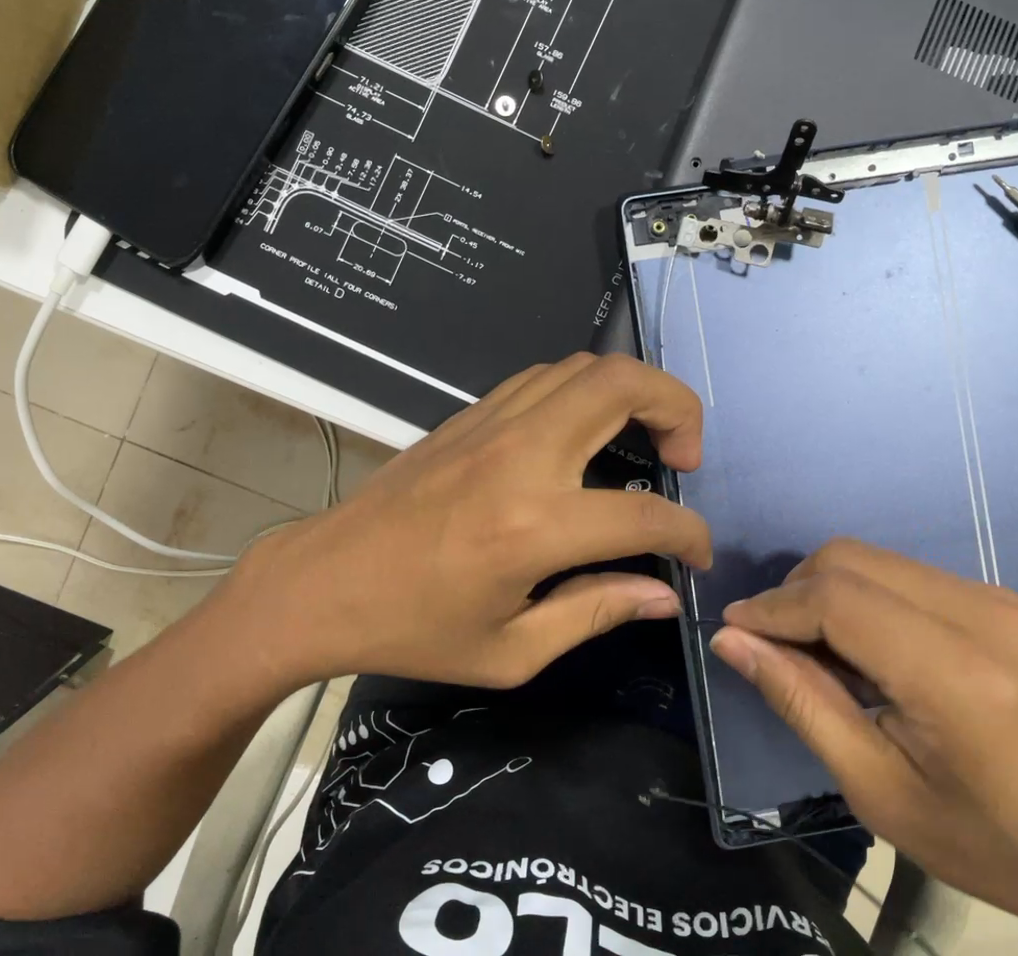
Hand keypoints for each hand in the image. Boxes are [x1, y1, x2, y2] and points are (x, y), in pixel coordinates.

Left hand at [214, 353, 712, 690]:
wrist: (321, 583)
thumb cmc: (412, 630)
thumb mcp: (510, 651)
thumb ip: (596, 613)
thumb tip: (663, 595)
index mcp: (532, 527)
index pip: (643, 515)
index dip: (688, 533)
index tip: (696, 553)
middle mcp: (519, 456)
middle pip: (623, 385)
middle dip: (679, 408)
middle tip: (685, 459)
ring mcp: (490, 425)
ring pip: (583, 367)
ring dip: (632, 391)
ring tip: (645, 440)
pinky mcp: (468, 416)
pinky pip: (544, 379)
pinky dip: (584, 392)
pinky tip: (585, 435)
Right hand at [708, 540, 1017, 936]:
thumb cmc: (984, 841)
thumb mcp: (877, 788)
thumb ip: (801, 701)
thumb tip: (732, 639)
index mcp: (958, 675)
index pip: (838, 600)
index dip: (773, 608)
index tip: (731, 631)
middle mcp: (984, 615)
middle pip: (852, 560)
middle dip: (794, 594)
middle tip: (770, 649)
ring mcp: (998, 601)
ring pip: (875, 560)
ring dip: (826, 594)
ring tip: (815, 659)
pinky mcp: (1000, 602)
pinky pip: (904, 576)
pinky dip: (862, 599)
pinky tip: (862, 654)